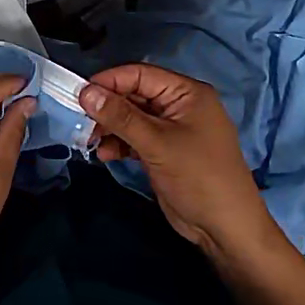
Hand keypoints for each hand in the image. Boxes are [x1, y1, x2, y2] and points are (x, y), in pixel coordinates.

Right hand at [80, 64, 277, 259]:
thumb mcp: (157, 144)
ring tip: (89, 140)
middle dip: (107, 107)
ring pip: (132, 117)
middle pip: (134, 95)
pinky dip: (119, 143)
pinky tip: (105, 154)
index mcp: (186, 93)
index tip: (78, 93)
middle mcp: (179, 105)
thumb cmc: (198, 177)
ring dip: (110, 127)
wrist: (225, 229)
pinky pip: (135, 137)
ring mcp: (172, 129)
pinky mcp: (164, 151)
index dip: (109, 81)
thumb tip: (85, 91)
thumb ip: (120, 116)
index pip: (140, 75)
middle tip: (80, 120)